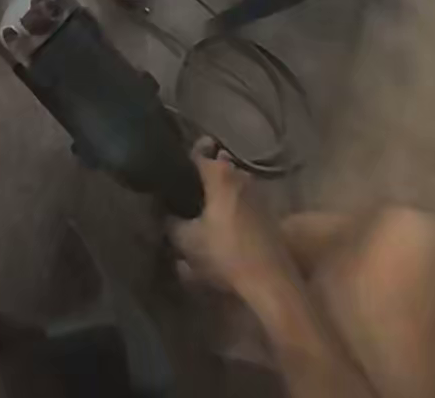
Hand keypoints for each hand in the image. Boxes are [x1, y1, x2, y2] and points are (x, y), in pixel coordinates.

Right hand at [167, 139, 293, 294]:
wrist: (270, 280)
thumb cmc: (225, 252)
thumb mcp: (187, 241)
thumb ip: (171, 223)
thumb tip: (164, 215)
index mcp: (219, 173)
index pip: (196, 153)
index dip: (181, 160)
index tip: (171, 169)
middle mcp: (240, 174)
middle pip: (216, 165)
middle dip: (201, 175)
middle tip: (184, 191)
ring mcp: (257, 190)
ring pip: (230, 182)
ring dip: (217, 190)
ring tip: (201, 208)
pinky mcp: (267, 210)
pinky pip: (242, 197)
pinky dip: (231, 203)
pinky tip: (221, 222)